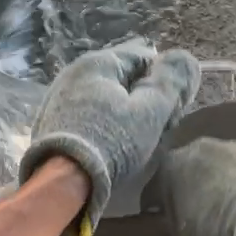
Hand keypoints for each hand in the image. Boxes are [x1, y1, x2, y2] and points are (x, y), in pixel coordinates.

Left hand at [21, 40, 200, 235]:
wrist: (62, 181)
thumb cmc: (110, 143)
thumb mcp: (149, 112)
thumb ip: (170, 83)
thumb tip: (182, 58)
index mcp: (98, 62)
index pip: (143, 55)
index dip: (164, 79)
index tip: (173, 106)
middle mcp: (74, 71)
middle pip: (121, 75)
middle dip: (142, 93)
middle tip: (158, 123)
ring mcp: (59, 96)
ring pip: (105, 93)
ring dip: (124, 108)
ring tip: (136, 135)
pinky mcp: (52, 120)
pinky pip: (89, 110)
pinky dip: (105, 119)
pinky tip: (112, 140)